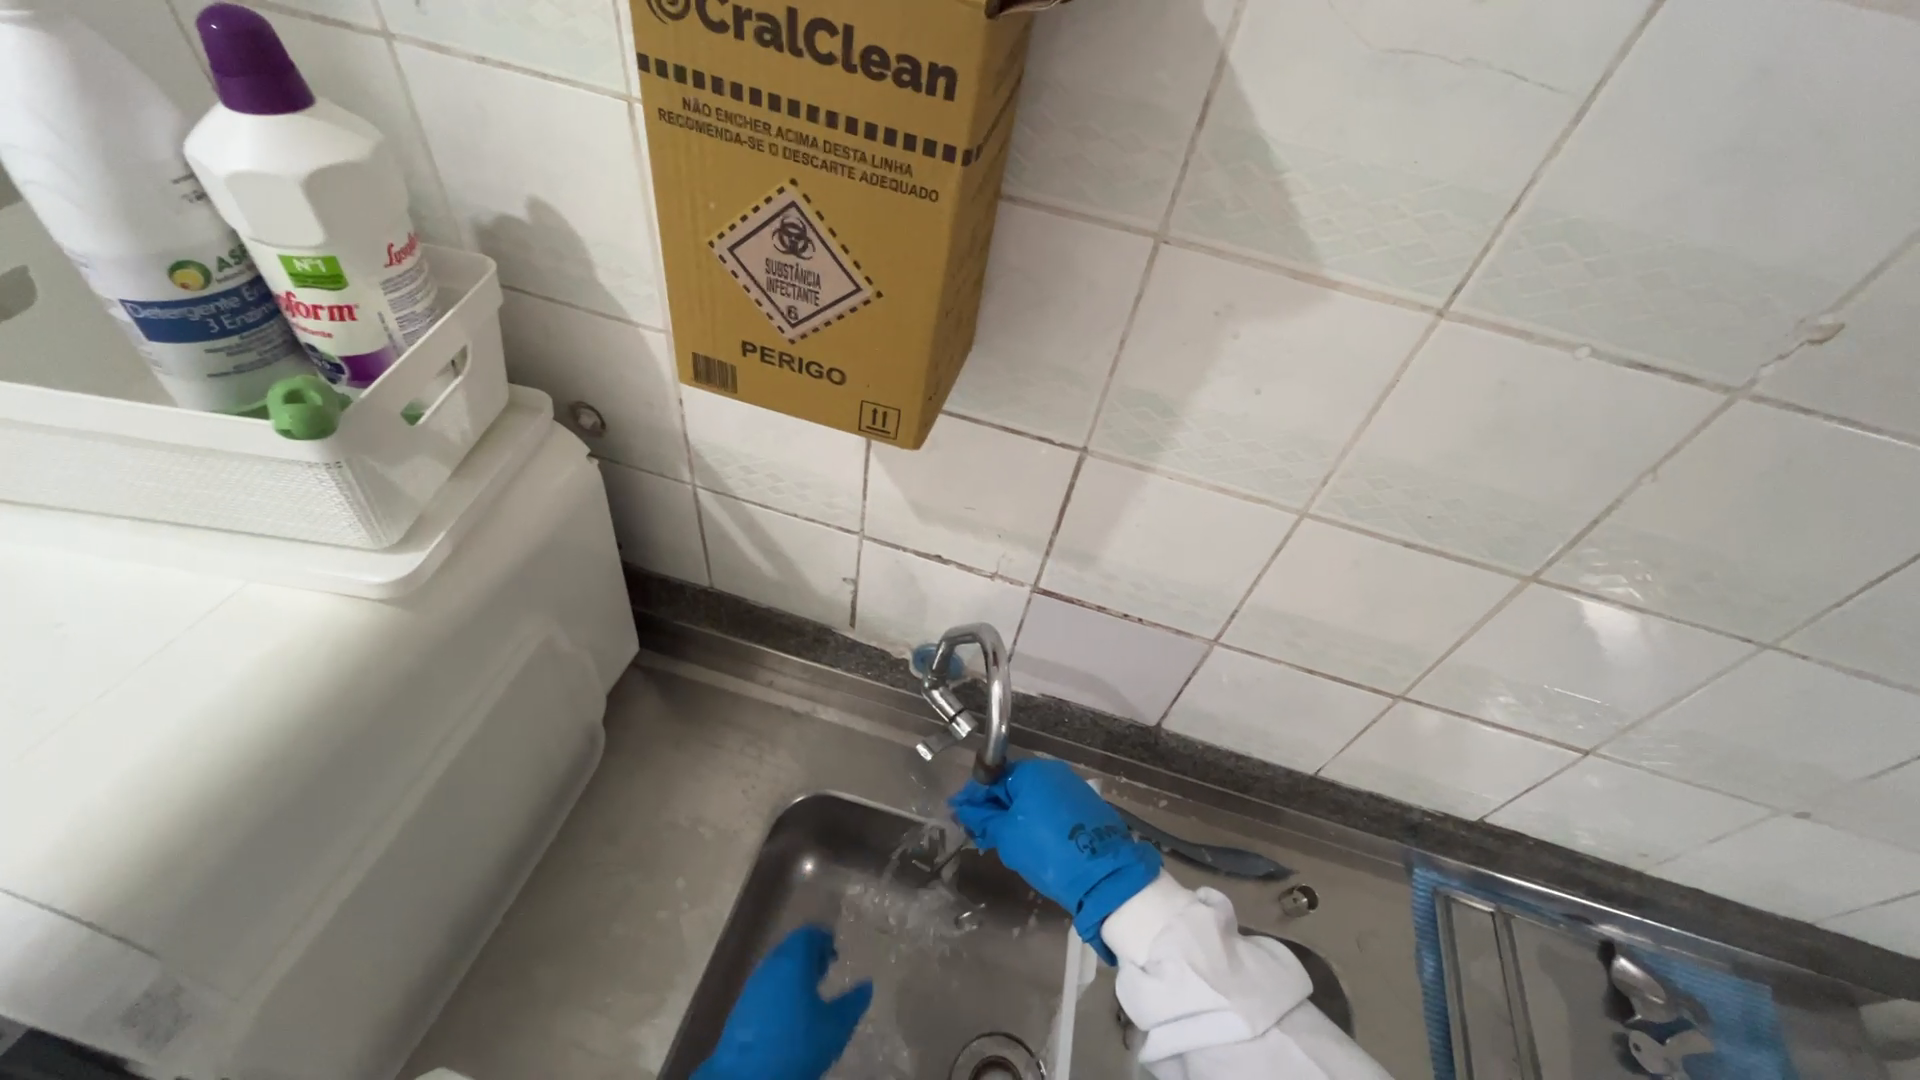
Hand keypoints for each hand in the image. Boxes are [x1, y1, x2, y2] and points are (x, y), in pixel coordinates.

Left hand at [692, 925, 872, 1079]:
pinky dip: (782, 987)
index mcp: (793, 961)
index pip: (808, 934)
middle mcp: (771, 966)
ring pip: (778, 966)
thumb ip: (853, 1002)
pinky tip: (792, 1010)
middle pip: (791, 948)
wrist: (747, 1077)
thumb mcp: (835, 1026)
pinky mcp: (742, 1007)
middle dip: (810, 955)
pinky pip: (767, 984)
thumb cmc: (797, 1044)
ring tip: (813, 990)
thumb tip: (867, 985)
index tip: (836, 953)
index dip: (824, 938)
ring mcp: (753, 986)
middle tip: (828, 968)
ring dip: (795, 972)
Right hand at [949, 758, 1160, 960]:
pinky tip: (1028, 844)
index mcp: (1033, 771)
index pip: (993, 778)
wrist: (1105, 877)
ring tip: (1001, 842)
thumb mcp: (1007, 836)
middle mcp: (1054, 774)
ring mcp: (1073, 790)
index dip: (974, 799)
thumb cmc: (1047, 850)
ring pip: (1032, 800)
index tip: (959, 816)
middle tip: (979, 833)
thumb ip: (983, 818)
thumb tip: (962, 808)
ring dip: (1014, 818)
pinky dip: (1035, 823)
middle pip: (1013, 787)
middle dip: (994, 809)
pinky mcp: (1087, 810)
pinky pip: (1051, 810)